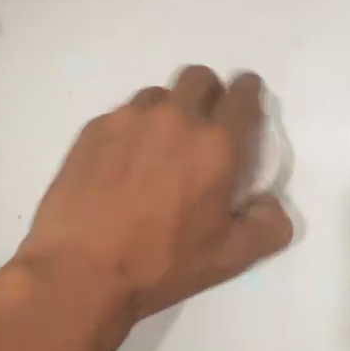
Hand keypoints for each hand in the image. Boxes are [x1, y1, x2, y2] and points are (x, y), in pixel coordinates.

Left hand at [12, 66, 293, 322]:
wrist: (80, 271)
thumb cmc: (159, 266)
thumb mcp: (228, 259)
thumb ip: (267, 227)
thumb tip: (269, 203)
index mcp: (216, 145)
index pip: (243, 95)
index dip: (247, 95)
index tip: (243, 109)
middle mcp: (174, 119)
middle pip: (199, 78)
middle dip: (208, 96)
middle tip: (201, 132)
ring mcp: (128, 120)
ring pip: (157, 96)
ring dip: (166, 113)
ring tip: (156, 153)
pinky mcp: (92, 131)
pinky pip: (120, 117)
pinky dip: (129, 133)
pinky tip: (119, 169)